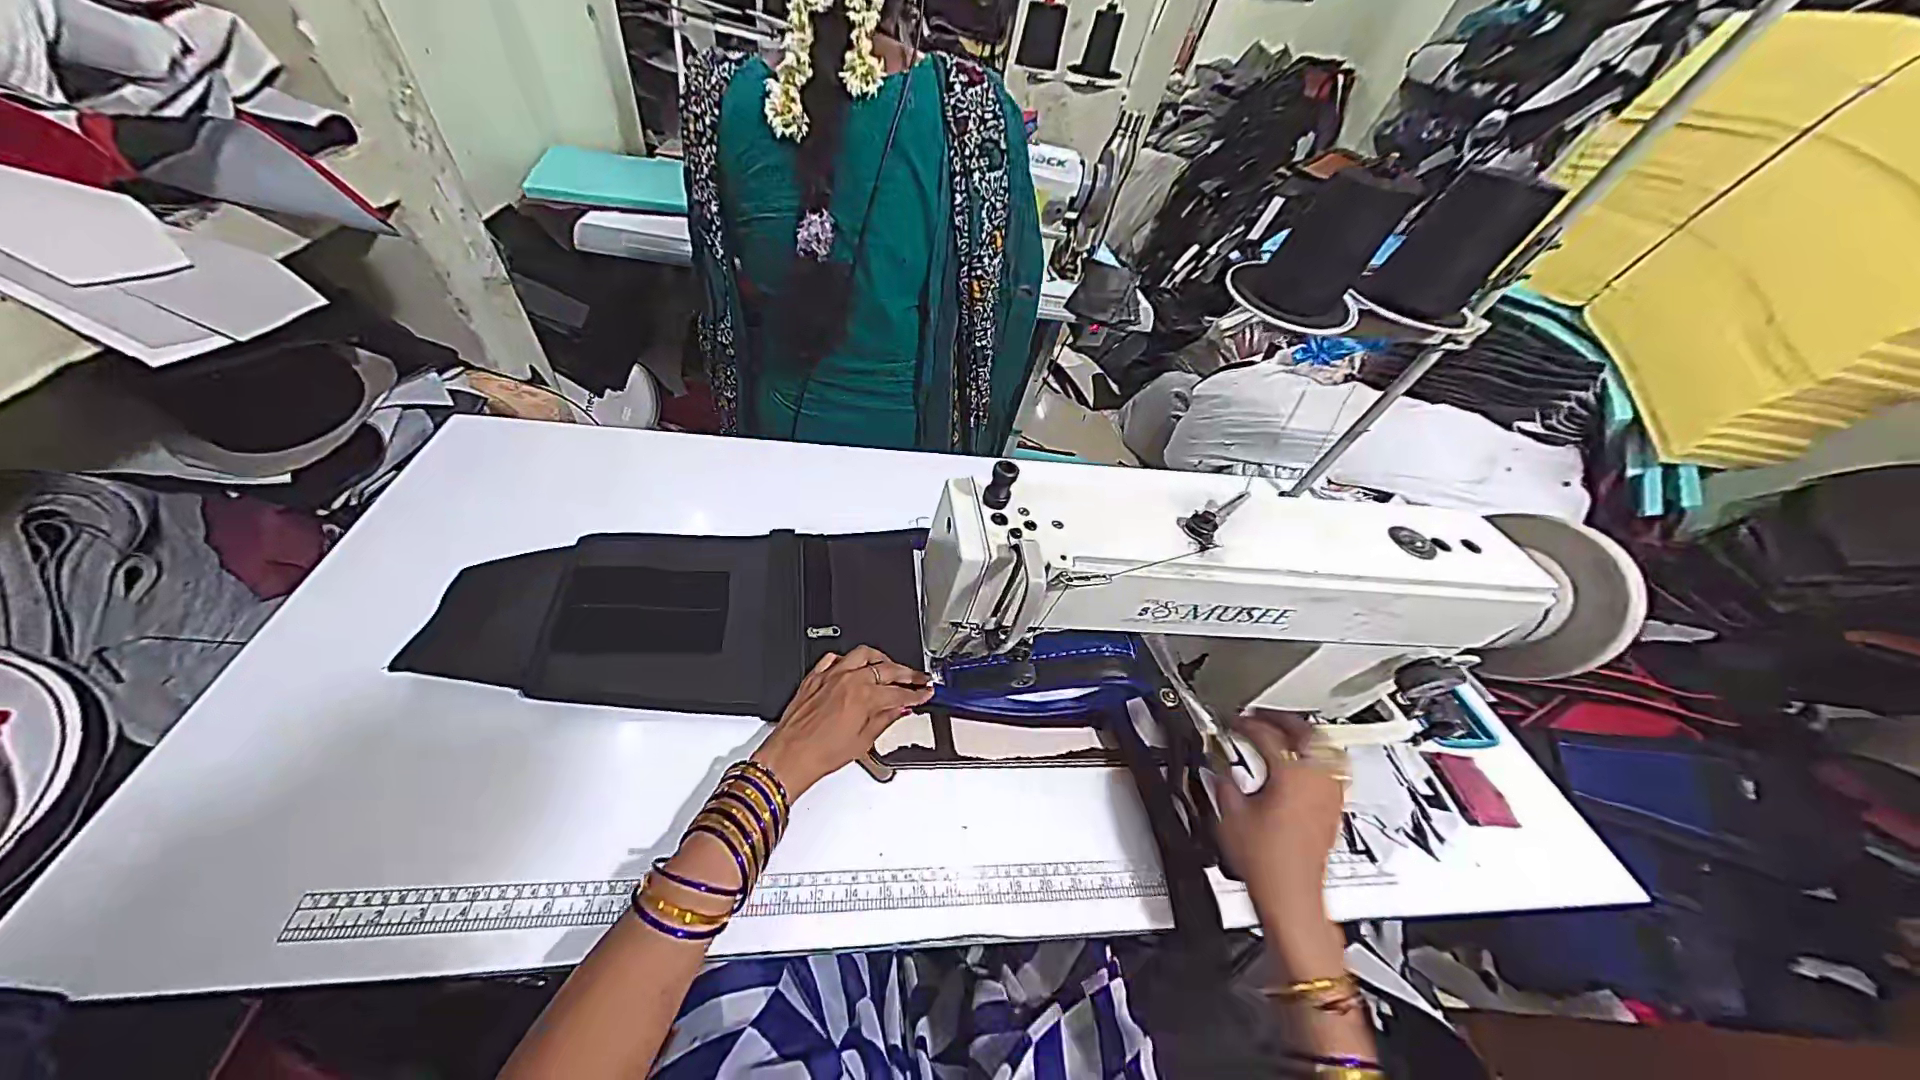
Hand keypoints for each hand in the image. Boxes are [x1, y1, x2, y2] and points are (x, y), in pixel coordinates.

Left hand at [752, 646, 932, 797]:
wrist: (789, 757)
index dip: (917, 693)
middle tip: (918, 678)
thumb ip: (885, 719)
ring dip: (881, 658)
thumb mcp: (863, 742)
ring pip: (863, 654)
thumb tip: (899, 709)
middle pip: (887, 668)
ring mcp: (831, 675)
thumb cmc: (820, 754)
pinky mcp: (815, 677)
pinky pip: (834, 658)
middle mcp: (849, 680)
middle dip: (908, 673)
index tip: (925, 692)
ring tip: (890, 666)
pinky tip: (853, 666)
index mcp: (865, 696)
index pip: (900, 691)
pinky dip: (847, 659)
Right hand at [1212, 711, 1347, 920]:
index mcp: (1290, 773)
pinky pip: (1333, 769)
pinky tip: (1305, 762)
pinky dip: (1318, 757)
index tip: (1232, 723)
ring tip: (1286, 732)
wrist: (1291, 896)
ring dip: (1304, 735)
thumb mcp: (1229, 813)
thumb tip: (1219, 768)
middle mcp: (1317, 779)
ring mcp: (1330, 794)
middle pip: (1306, 732)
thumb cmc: (1266, 862)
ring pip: (1326, 747)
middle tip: (1261, 716)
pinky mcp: (1334, 809)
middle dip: (1281, 719)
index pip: (1266, 733)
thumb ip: (1223, 781)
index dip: (1244, 723)